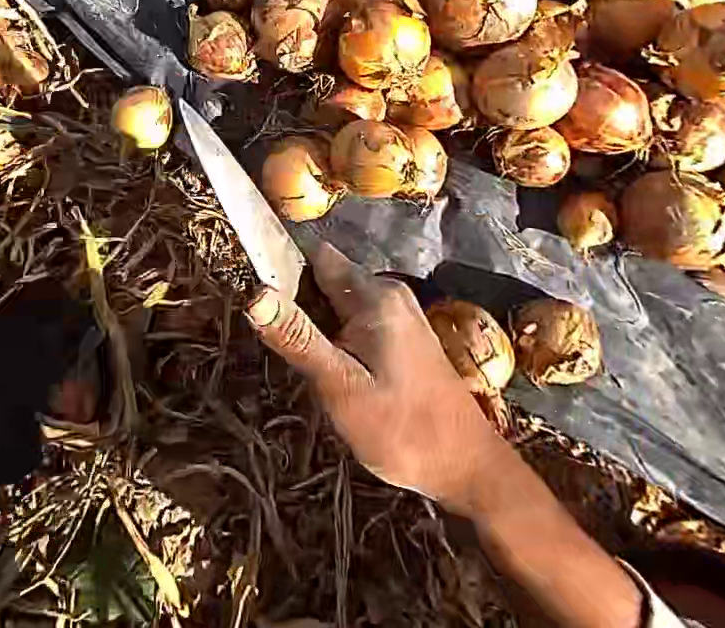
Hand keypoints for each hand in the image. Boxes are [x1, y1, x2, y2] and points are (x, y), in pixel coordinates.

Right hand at [244, 243, 511, 514]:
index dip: (281, 265)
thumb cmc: (402, 430)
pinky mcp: (404, 332)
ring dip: (316, 322)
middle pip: (326, 276)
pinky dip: (337, 334)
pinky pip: (357, 316)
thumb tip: (255, 294)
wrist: (469, 468)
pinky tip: (334, 370)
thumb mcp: (340, 388)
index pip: (315, 255)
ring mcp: (400, 311)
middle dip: (298, 302)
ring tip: (306, 363)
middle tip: (282, 346)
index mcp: (374, 295)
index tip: (257, 293)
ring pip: (339, 298)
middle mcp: (388, 291)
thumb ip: (297, 338)